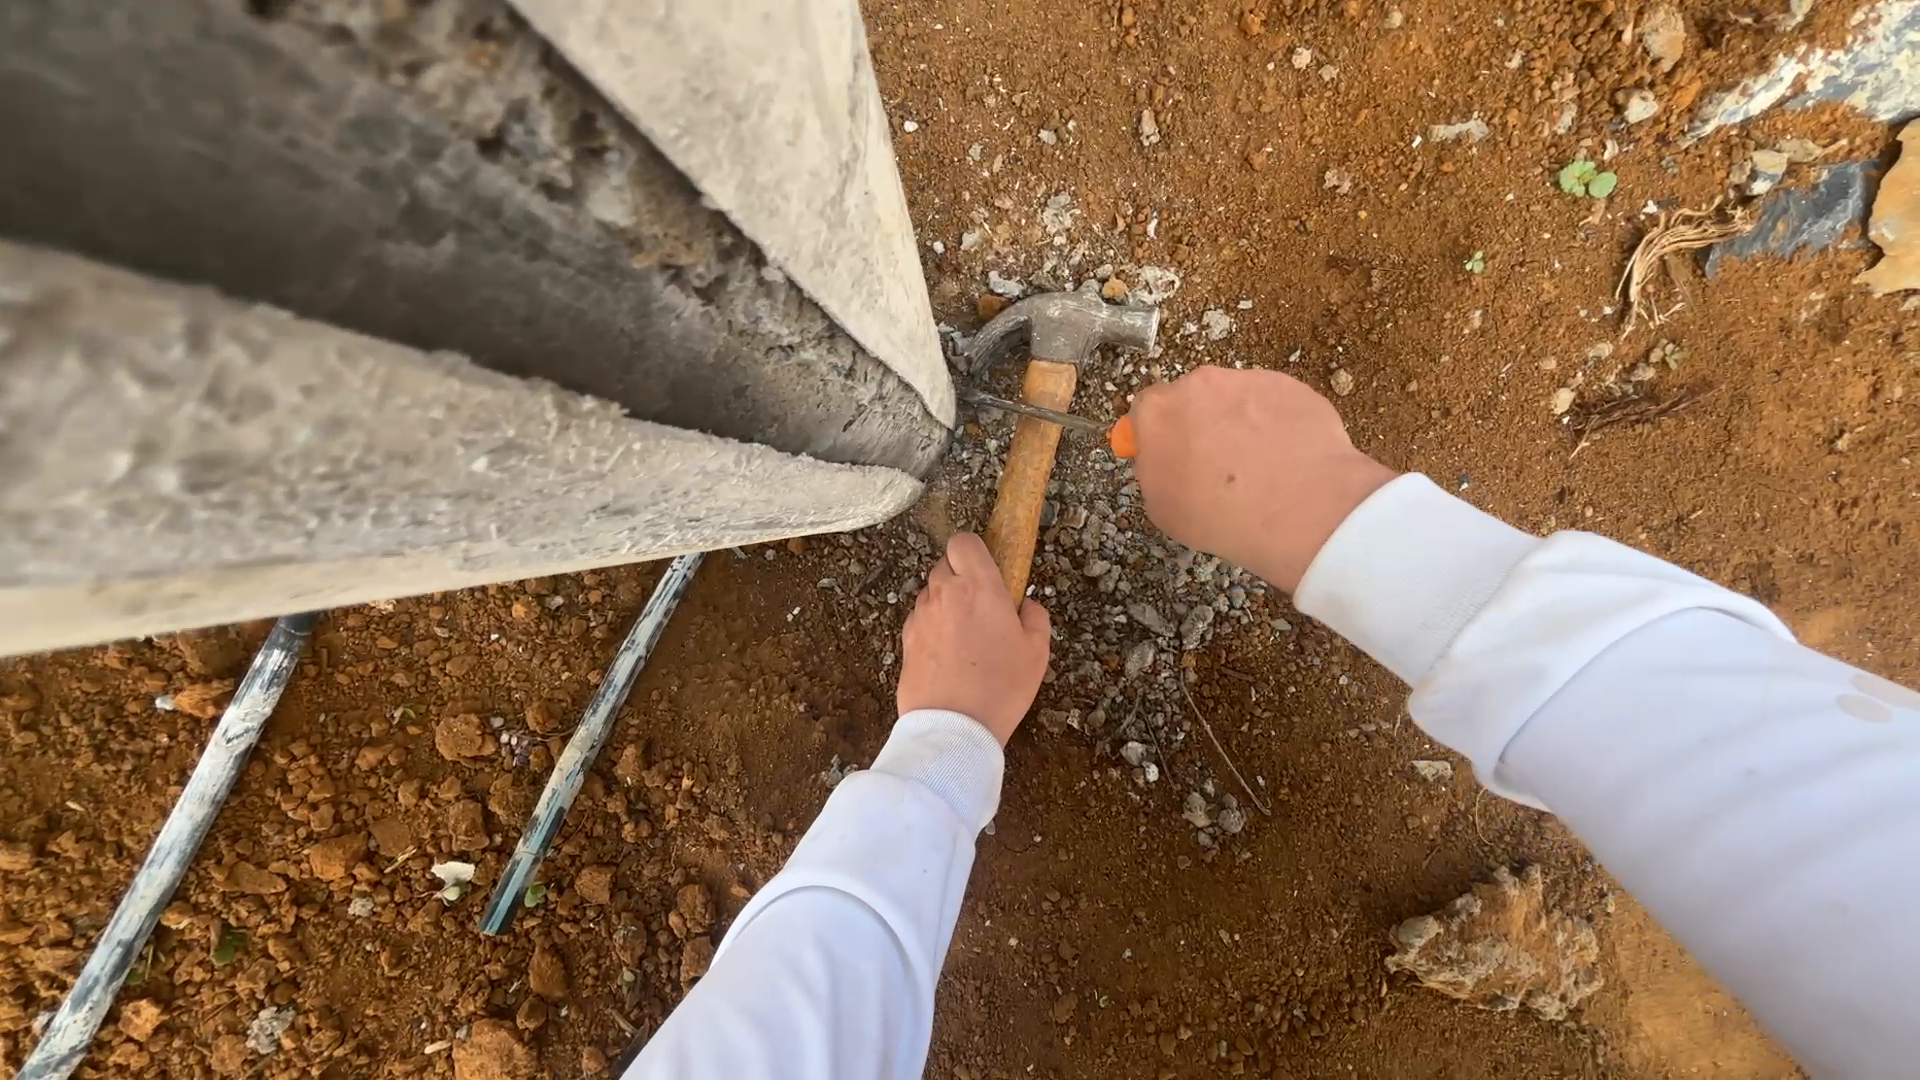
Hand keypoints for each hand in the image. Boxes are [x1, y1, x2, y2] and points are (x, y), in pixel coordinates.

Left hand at [897, 533, 1051, 744]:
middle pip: (946, 564)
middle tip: (982, 606)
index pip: (965, 541)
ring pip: (931, 591)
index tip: (989, 570)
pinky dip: (933, 626)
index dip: (975, 551)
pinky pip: (920, 618)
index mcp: (979, 586)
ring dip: (946, 602)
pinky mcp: (907, 638)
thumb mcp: (1037, 653)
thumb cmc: (1000, 688)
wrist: (953, 727)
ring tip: (966, 635)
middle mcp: (945, 592)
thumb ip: (1035, 617)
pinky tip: (948, 653)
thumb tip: (1025, 605)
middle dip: (962, 577)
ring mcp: (921, 615)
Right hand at [1128, 367, 1396, 591]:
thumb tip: (1166, 459)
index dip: (1157, 435)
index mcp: (1157, 411)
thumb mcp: (1160, 507)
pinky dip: (1275, 424)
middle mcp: (1199, 384)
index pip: (1144, 409)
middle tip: (1214, 465)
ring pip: (1235, 399)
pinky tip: (1286, 458)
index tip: (1169, 457)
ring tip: (1258, 466)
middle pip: (1191, 398)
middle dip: (1199, 424)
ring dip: (1239, 423)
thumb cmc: (1217, 514)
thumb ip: (1154, 470)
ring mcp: (1248, 380)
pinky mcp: (1290, 386)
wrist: (1296, 509)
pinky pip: (1273, 403)